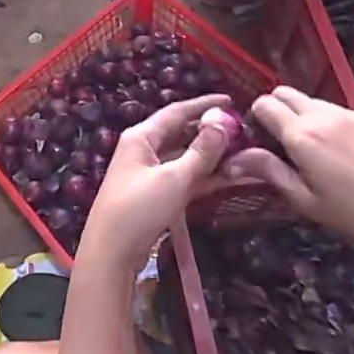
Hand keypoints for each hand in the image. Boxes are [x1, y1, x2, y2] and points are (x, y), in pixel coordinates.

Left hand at [79, 94, 232, 273]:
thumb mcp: (174, 178)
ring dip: (210, 156)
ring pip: (184, 156)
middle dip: (210, 131)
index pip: (176, 111)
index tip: (230, 100)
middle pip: (180, 133)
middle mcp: (143, 149)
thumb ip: (201, 152)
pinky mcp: (154, 193)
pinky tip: (227, 177)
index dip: (203, 104)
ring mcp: (148, 172)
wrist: (111, 253)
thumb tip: (222, 122)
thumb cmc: (138, 209)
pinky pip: (182, 176)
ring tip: (242, 153)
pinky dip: (203, 175)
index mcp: (141, 137)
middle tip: (242, 131)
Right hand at [231, 86, 353, 275]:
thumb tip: (234, 159)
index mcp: (302, 135)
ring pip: (315, 102)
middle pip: (287, 94)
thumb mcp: (308, 202)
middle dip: (276, 111)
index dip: (255, 119)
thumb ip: (270, 172)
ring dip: (305, 118)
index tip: (259, 142)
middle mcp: (325, 115)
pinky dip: (333, 125)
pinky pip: (343, 113)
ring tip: (319, 156)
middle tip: (282, 146)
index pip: (265, 104)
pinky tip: (350, 158)